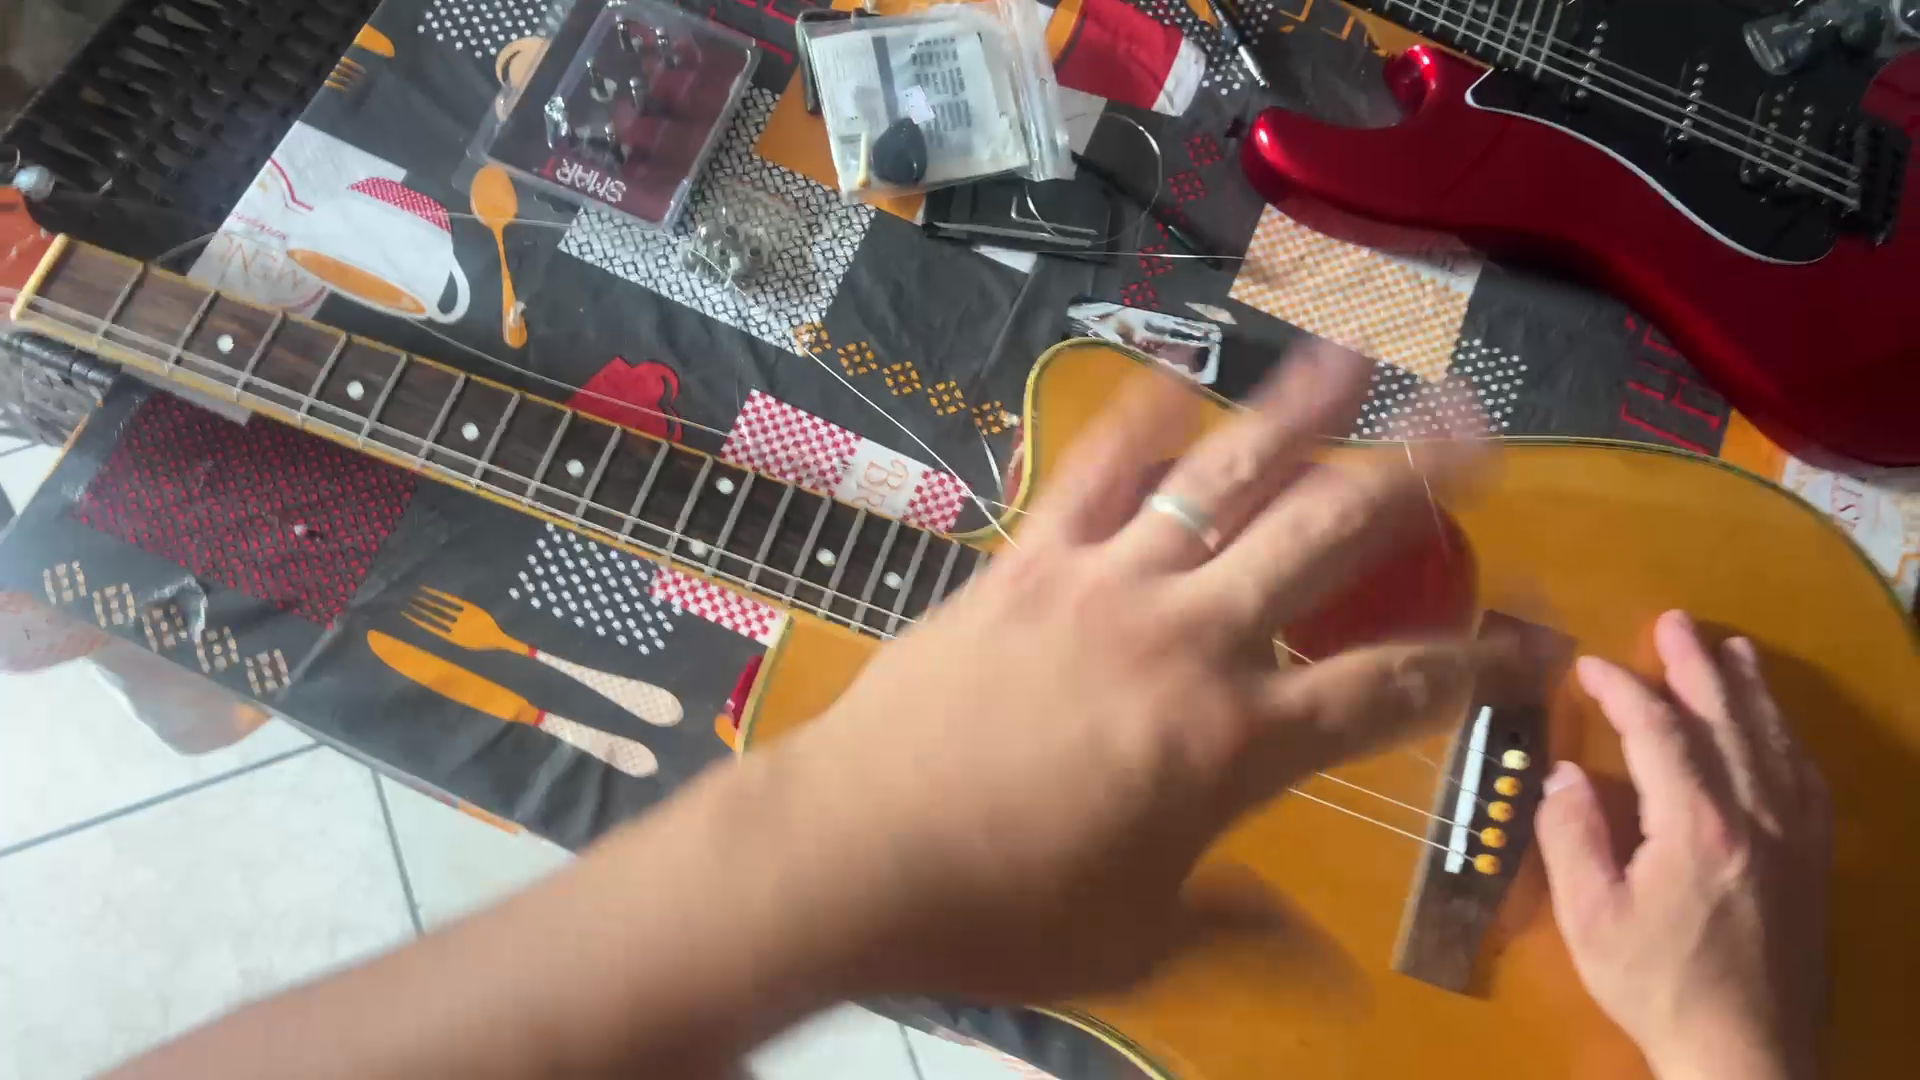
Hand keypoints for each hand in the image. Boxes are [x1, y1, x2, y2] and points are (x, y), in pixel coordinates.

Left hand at [747, 345, 1493, 1001]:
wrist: (855, 848)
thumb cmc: (996, 910)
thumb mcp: (1134, 938)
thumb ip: (1235, 926)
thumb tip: (1323, 962)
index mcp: (1229, 744)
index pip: (1391, 691)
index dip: (1480, 666)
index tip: (1537, 642)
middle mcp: (1181, 639)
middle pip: (1326, 539)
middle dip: (1414, 482)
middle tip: (1474, 431)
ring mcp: (1100, 585)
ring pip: (1218, 478)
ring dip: (1290, 416)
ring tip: (1346, 361)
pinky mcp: (1025, 562)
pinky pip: (1091, 475)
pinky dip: (1135, 425)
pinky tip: (1169, 383)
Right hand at [1536, 610, 1831, 1079]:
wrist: (1746, 1055)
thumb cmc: (1650, 978)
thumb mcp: (1588, 911)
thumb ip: (1574, 835)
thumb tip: (1565, 775)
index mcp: (1697, 829)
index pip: (1660, 735)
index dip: (1624, 692)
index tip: (1587, 665)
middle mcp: (1758, 824)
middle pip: (1730, 727)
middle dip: (1700, 670)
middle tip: (1677, 622)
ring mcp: (1794, 844)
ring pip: (1778, 749)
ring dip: (1752, 694)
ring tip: (1732, 651)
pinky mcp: (1810, 865)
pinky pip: (1807, 786)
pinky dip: (1788, 743)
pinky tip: (1776, 727)